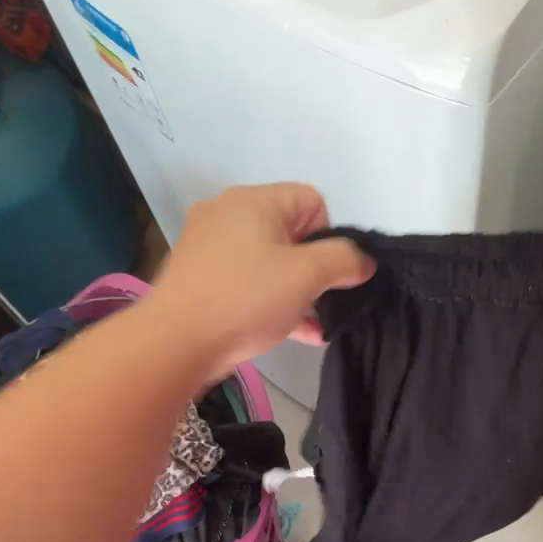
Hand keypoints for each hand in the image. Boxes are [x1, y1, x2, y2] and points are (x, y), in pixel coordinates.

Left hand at [140, 183, 373, 377]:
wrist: (179, 340)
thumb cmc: (247, 298)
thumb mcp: (307, 275)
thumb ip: (344, 260)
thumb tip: (363, 260)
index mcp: (254, 201)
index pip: (312, 201)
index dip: (330, 236)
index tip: (327, 272)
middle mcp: (230, 214)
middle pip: (293, 233)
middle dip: (316, 268)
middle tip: (321, 299)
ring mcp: (213, 247)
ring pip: (273, 262)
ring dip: (299, 290)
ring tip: (314, 323)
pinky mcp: (205, 278)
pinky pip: (253, 282)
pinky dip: (276, 301)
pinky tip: (298, 331)